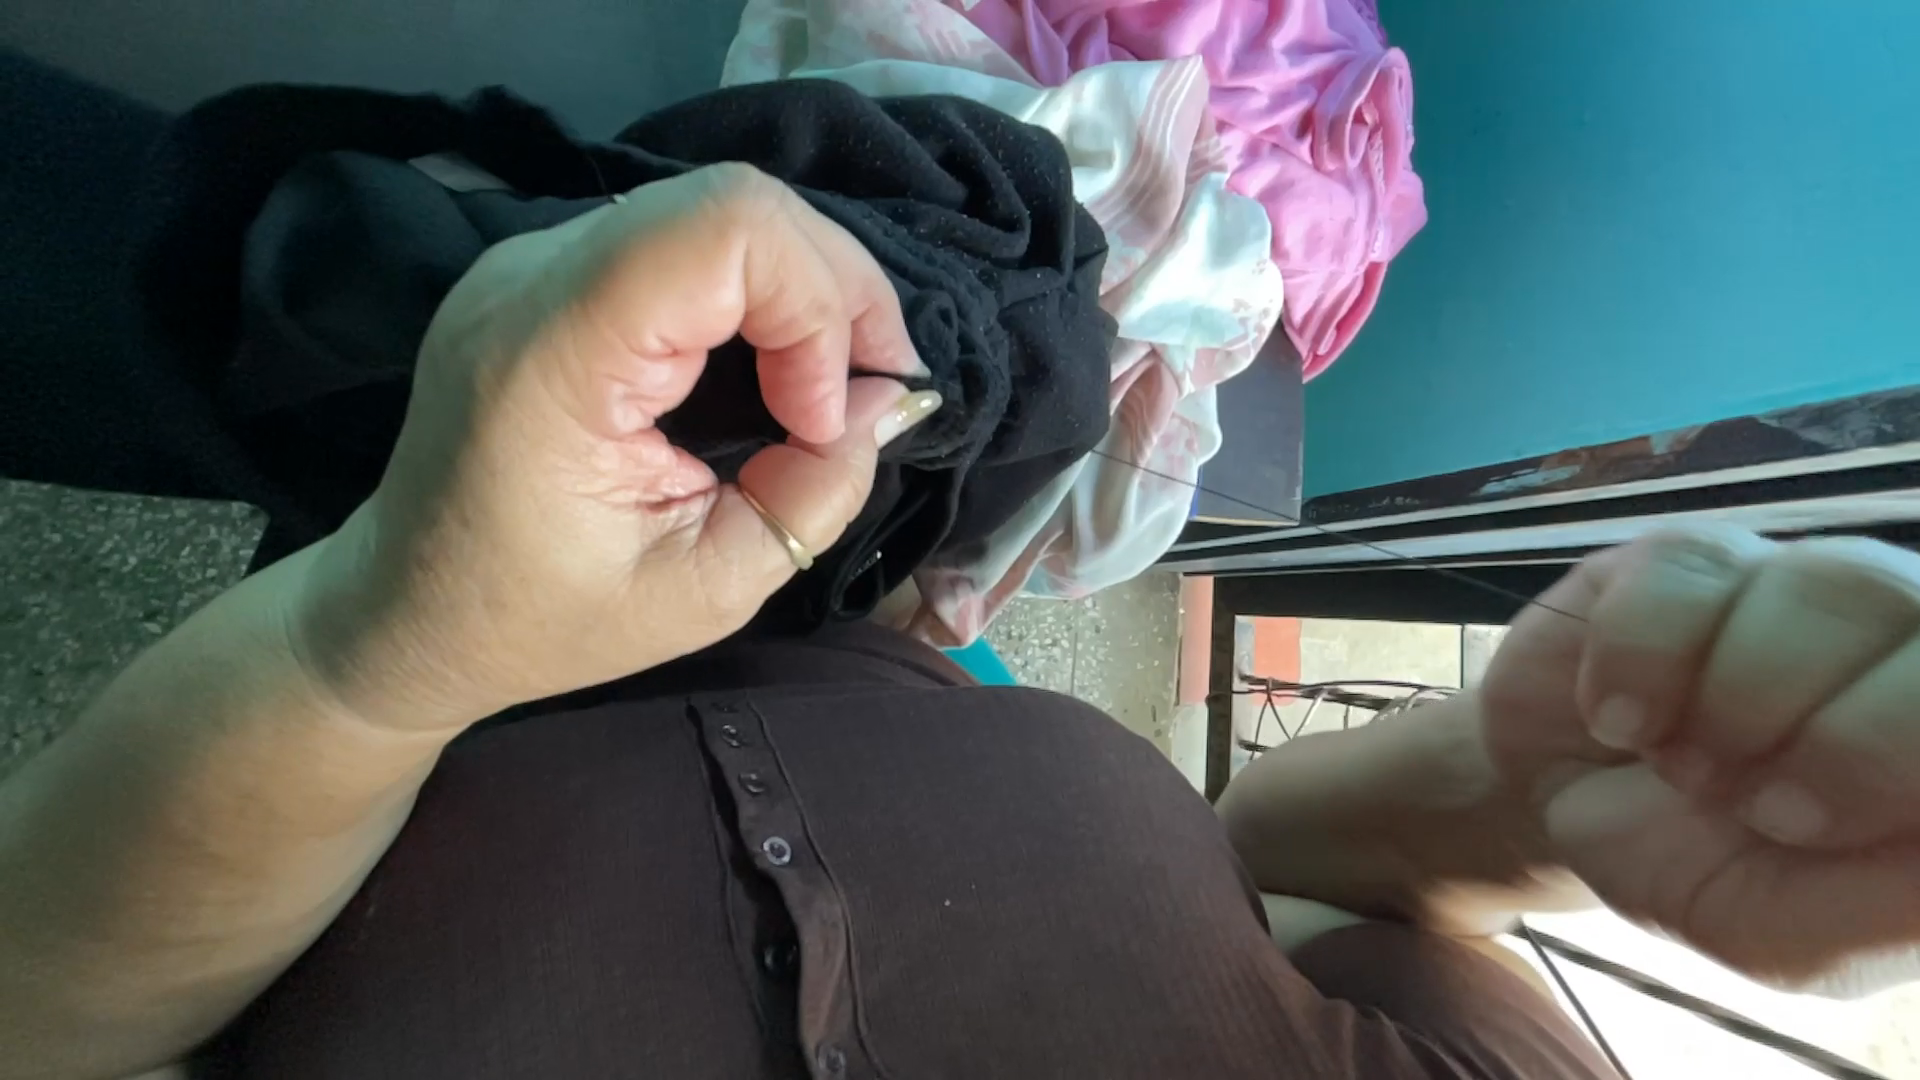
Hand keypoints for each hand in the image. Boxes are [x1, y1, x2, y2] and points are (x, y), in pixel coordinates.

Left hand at [291, 164, 936, 731]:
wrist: (407, 607)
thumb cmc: (548, 621)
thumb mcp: (710, 592)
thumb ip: (816, 494)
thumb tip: (888, 403)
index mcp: (553, 355)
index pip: (725, 231)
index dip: (816, 312)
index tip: (822, 422)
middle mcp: (539, 275)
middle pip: (741, 208)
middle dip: (841, 295)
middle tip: (876, 388)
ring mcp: (545, 263)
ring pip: (731, 217)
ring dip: (816, 294)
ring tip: (841, 382)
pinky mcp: (568, 277)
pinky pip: (703, 248)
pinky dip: (775, 299)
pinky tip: (789, 365)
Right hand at [1480, 527, 1919, 988]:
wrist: (1543, 798)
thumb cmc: (1680, 862)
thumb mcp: (1783, 932)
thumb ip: (1891, 910)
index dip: (1911, 759)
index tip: (1809, 832)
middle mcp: (1904, 642)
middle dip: (1840, 741)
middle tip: (1748, 808)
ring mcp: (1789, 584)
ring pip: (1828, 584)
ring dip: (1732, 696)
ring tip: (1672, 756)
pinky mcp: (1676, 559)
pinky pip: (1683, 568)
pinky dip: (1636, 655)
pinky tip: (1616, 713)